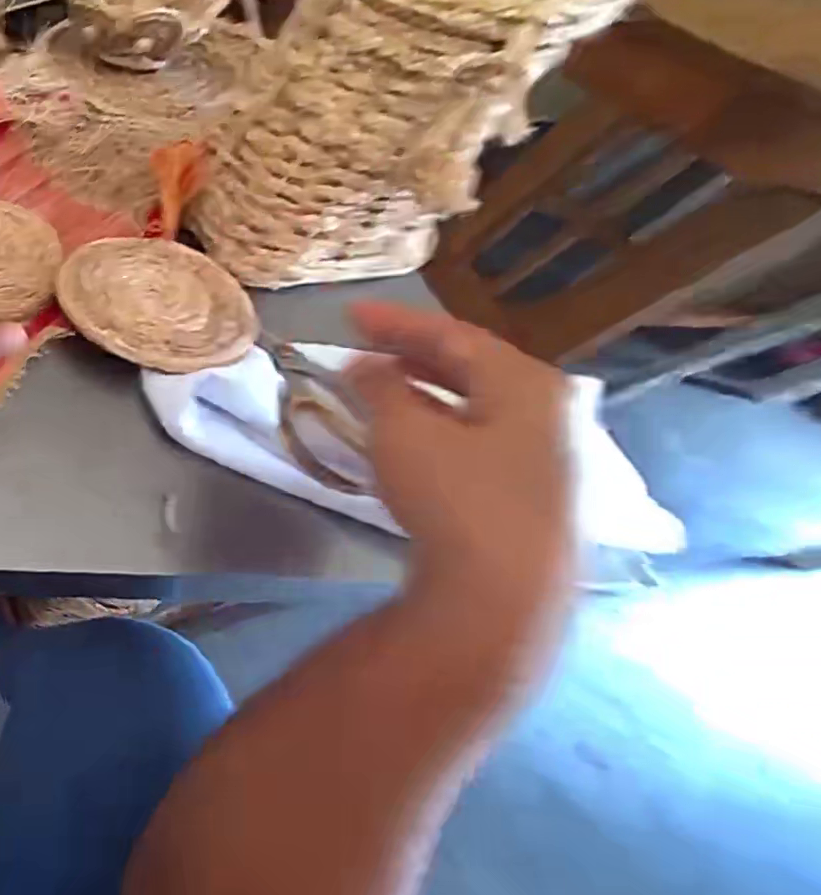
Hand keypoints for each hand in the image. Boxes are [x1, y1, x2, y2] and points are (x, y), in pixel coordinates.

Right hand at [344, 302, 573, 597]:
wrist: (502, 581)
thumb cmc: (453, 493)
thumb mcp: (402, 431)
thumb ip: (380, 387)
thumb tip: (363, 363)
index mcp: (524, 383)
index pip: (452, 336)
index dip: (396, 322)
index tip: (349, 313)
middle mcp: (545, 406)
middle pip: (470, 363)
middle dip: (411, 349)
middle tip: (362, 340)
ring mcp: (542, 446)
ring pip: (473, 396)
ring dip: (422, 382)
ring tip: (378, 377)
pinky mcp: (527, 480)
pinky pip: (475, 425)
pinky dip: (436, 412)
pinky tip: (409, 422)